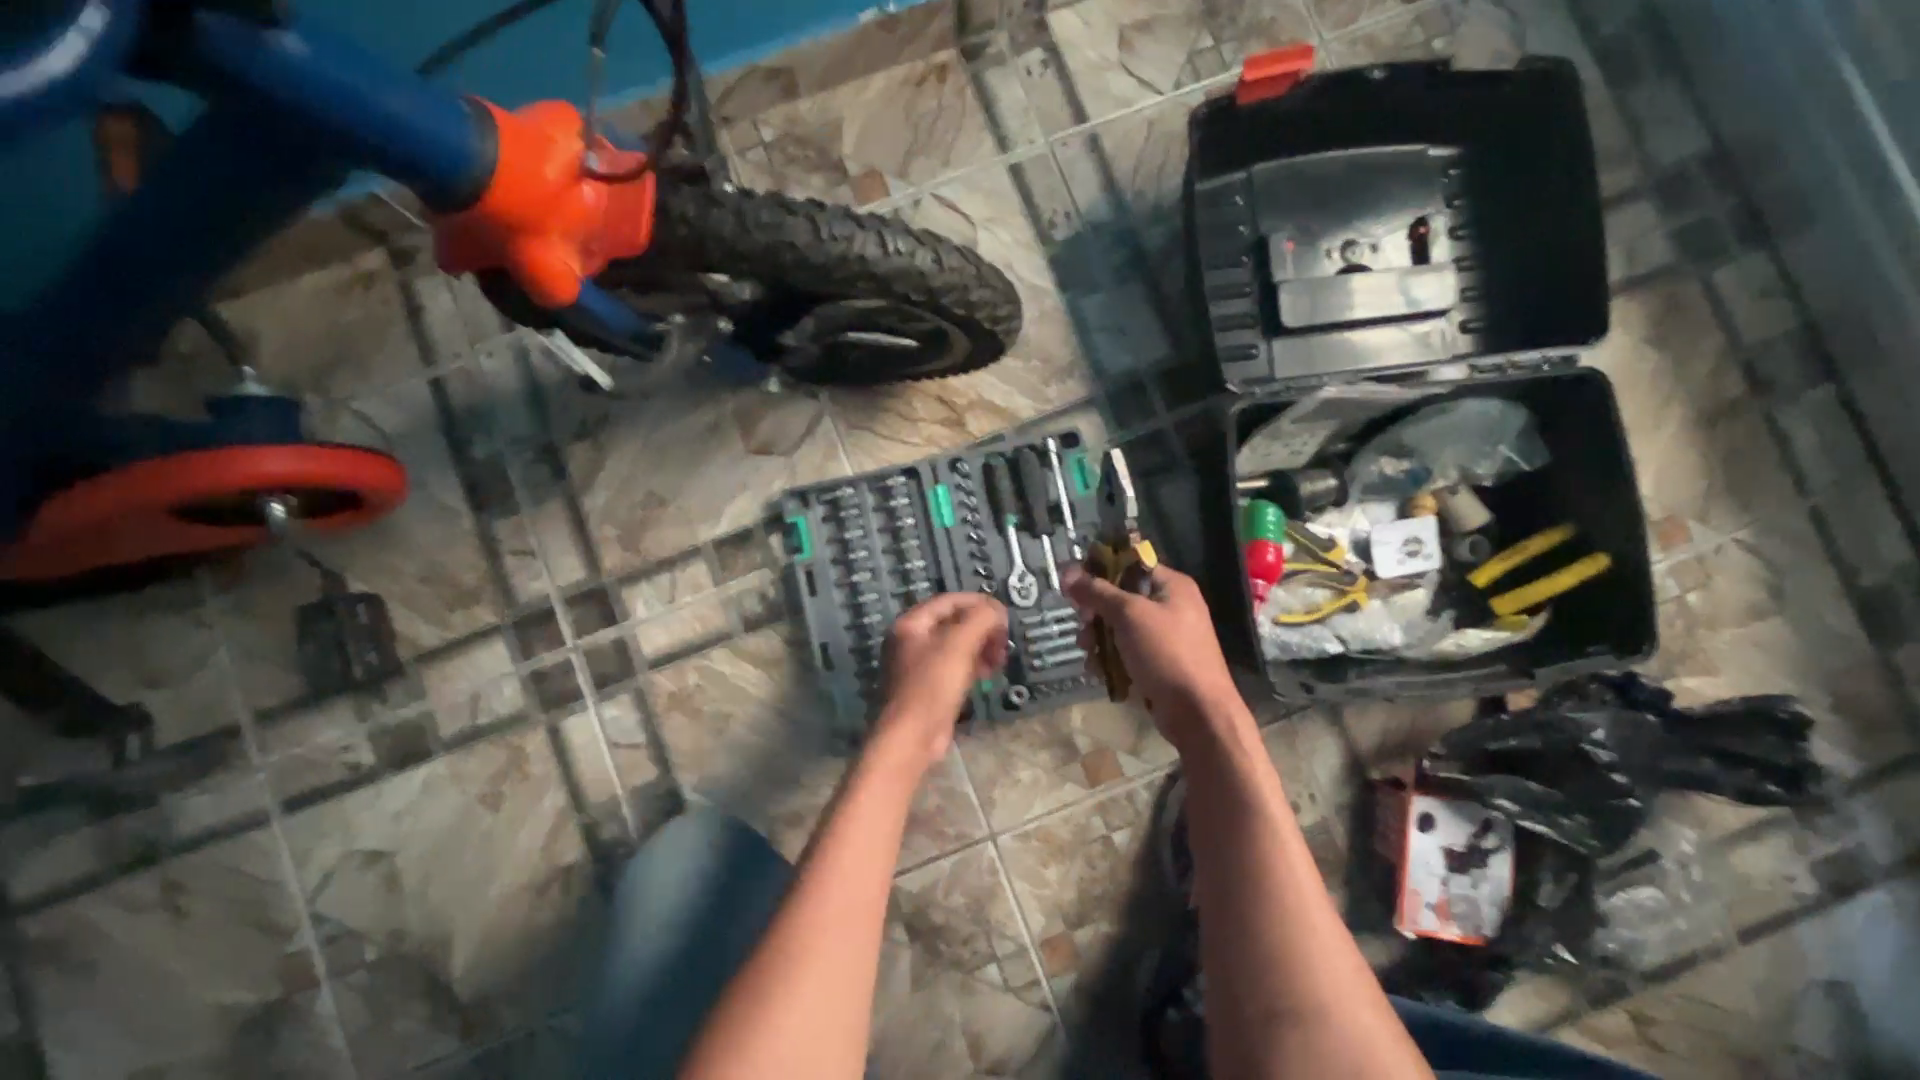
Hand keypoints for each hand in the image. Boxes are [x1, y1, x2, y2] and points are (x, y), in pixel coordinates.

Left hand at [871, 593, 1008, 774]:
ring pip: (956, 646)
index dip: (979, 603)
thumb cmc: (932, 685)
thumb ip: (981, 619)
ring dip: (981, 647)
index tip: (1004, 616)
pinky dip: (973, 665)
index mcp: (911, 624)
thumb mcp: (959, 644)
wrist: (911, 737)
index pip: (949, 601)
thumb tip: (997, 611)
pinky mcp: (929, 688)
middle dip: (982, 628)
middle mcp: (911, 641)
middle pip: (954, 623)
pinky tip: (988, 673)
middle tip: (1003, 641)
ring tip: (1000, 658)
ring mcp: (918, 666)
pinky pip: (954, 667)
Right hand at [1063, 563, 1244, 749]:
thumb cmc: (1166, 653)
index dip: (1099, 572)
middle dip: (1096, 613)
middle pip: (1121, 598)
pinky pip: (1127, 652)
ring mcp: (1167, 637)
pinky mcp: (1159, 663)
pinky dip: (1111, 659)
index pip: (1129, 564)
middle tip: (1082, 626)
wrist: (1197, 711)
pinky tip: (1098, 671)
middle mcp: (1172, 606)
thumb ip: (1098, 592)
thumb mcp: (1129, 615)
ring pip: (1120, 628)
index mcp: (1172, 585)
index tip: (1072, 586)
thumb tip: (1068, 572)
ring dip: (1099, 639)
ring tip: (1088, 653)